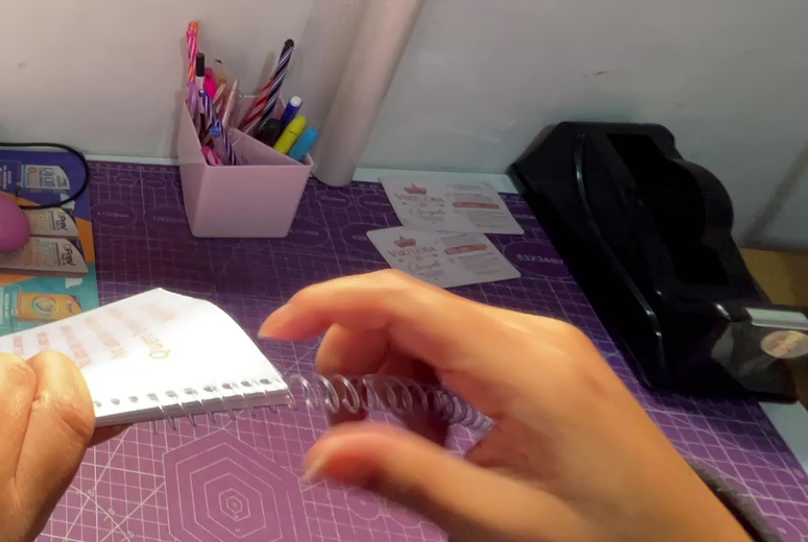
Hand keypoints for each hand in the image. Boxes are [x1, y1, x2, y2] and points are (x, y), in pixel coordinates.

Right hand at [260, 270, 745, 541]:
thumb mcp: (500, 525)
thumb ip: (400, 476)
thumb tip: (312, 457)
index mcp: (522, 362)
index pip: (400, 299)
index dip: (326, 304)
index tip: (276, 334)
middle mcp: (527, 333)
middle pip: (403, 311)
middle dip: (354, 355)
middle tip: (341, 420)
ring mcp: (538, 344)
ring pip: (421, 328)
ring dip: (385, 372)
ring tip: (393, 435)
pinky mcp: (541, 360)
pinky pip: (452, 348)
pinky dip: (420, 381)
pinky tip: (433, 429)